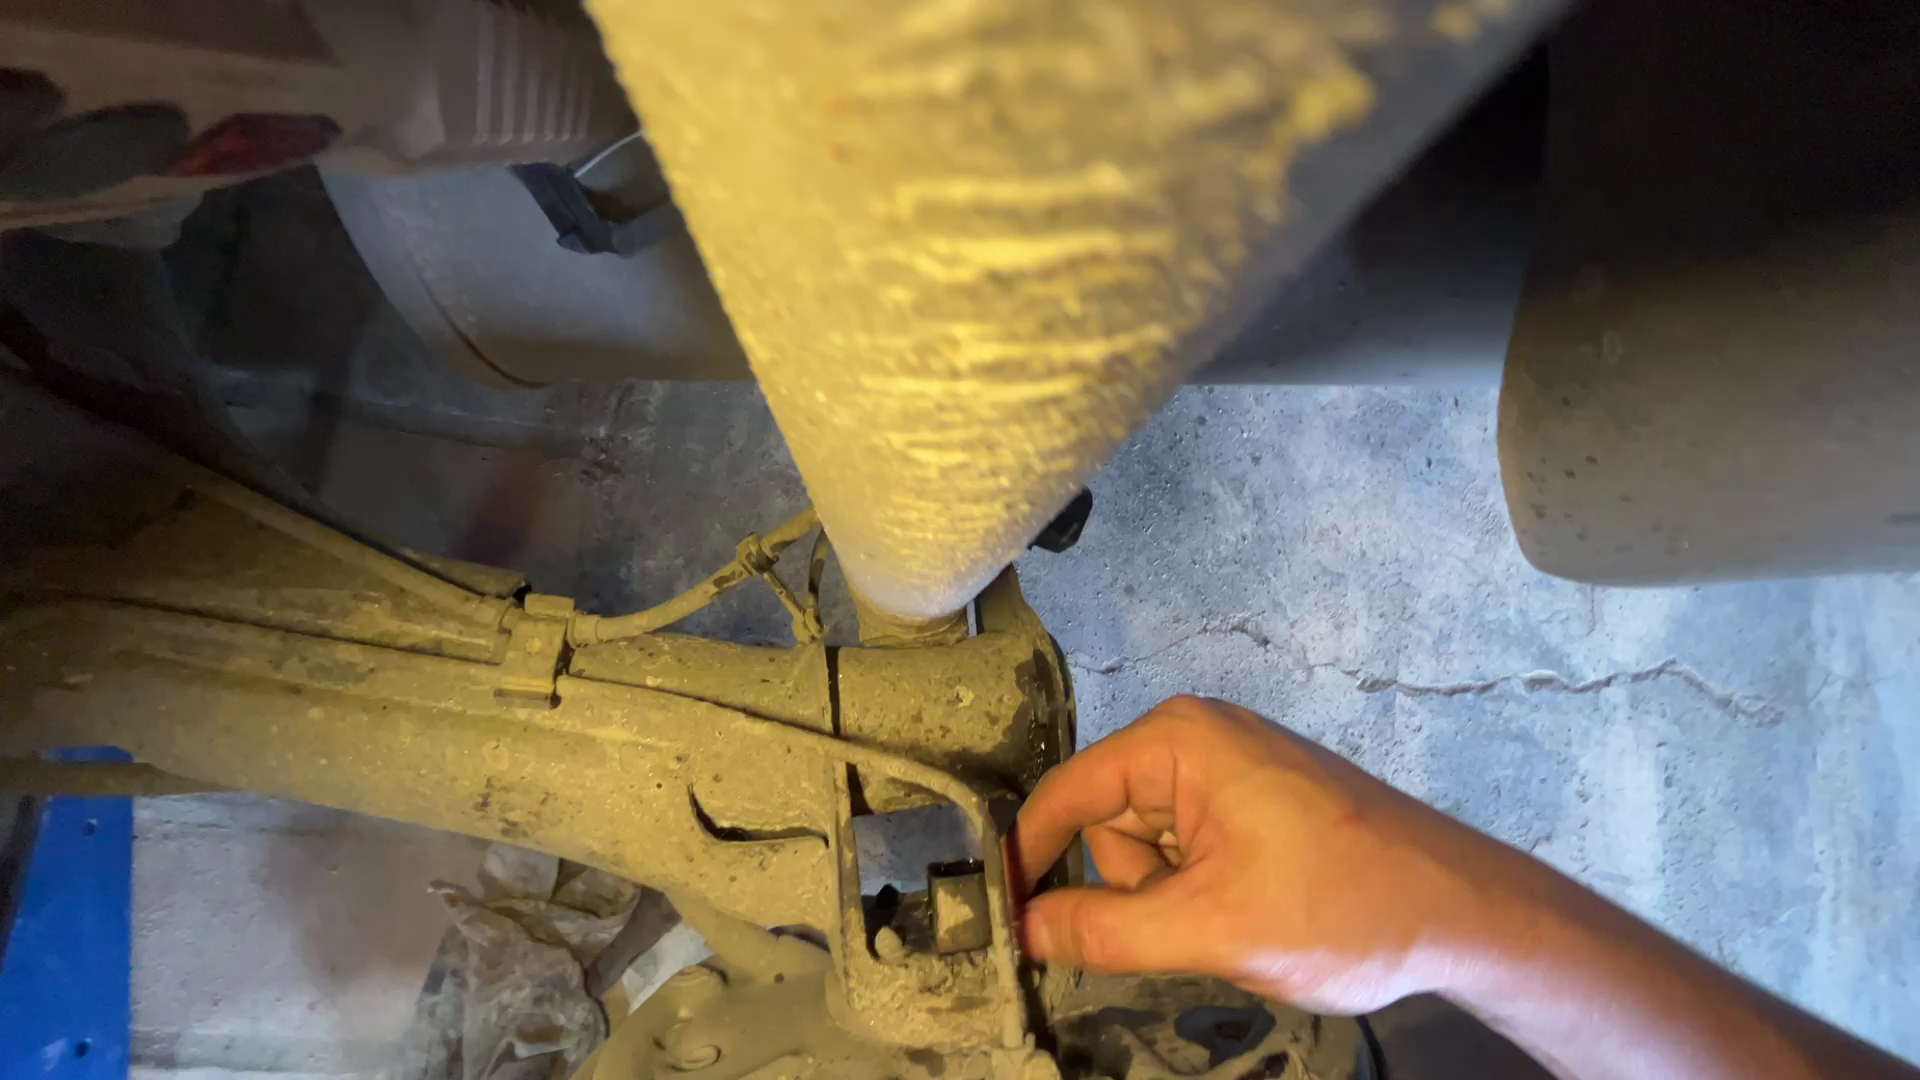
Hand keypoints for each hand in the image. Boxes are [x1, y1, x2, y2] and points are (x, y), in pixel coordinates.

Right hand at [1012, 696, 1540, 1014]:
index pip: (1068, 792)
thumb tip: (1022, 928)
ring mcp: (1222, 757)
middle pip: (1110, 818)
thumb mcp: (1212, 927)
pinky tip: (1251, 896)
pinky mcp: (1246, 785)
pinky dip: (1196, 878)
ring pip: (1147, 836)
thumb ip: (1105, 930)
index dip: (1030, 852)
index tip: (1003, 911)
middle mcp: (1191, 734)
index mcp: (1175, 740)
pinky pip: (1183, 834)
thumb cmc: (1338, 907)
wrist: (1468, 910)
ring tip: (1237, 912)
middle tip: (1192, 926)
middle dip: (1134, 884)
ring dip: (1170, 888)